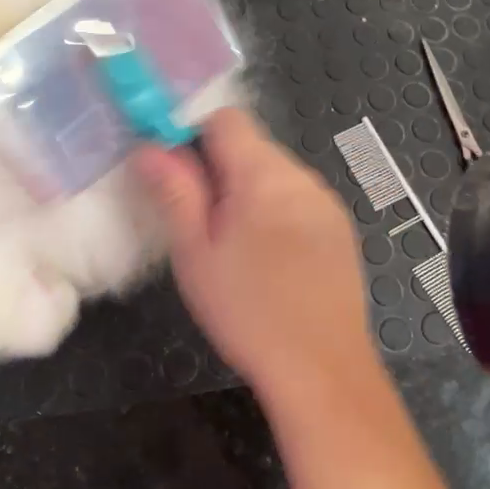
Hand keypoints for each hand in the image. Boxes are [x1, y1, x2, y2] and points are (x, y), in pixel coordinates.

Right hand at [133, 109, 376, 394]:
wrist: (323, 369)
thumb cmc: (249, 312)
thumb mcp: (196, 253)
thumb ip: (174, 192)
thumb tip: (149, 146)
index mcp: (264, 174)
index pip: (225, 119)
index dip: (192, 134)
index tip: (173, 173)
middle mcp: (302, 177)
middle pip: (251, 147)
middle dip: (219, 171)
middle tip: (199, 224)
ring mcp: (327, 202)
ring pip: (275, 176)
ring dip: (248, 194)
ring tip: (233, 249)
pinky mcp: (340, 230)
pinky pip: (298, 201)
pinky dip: (276, 215)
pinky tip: (269, 262)